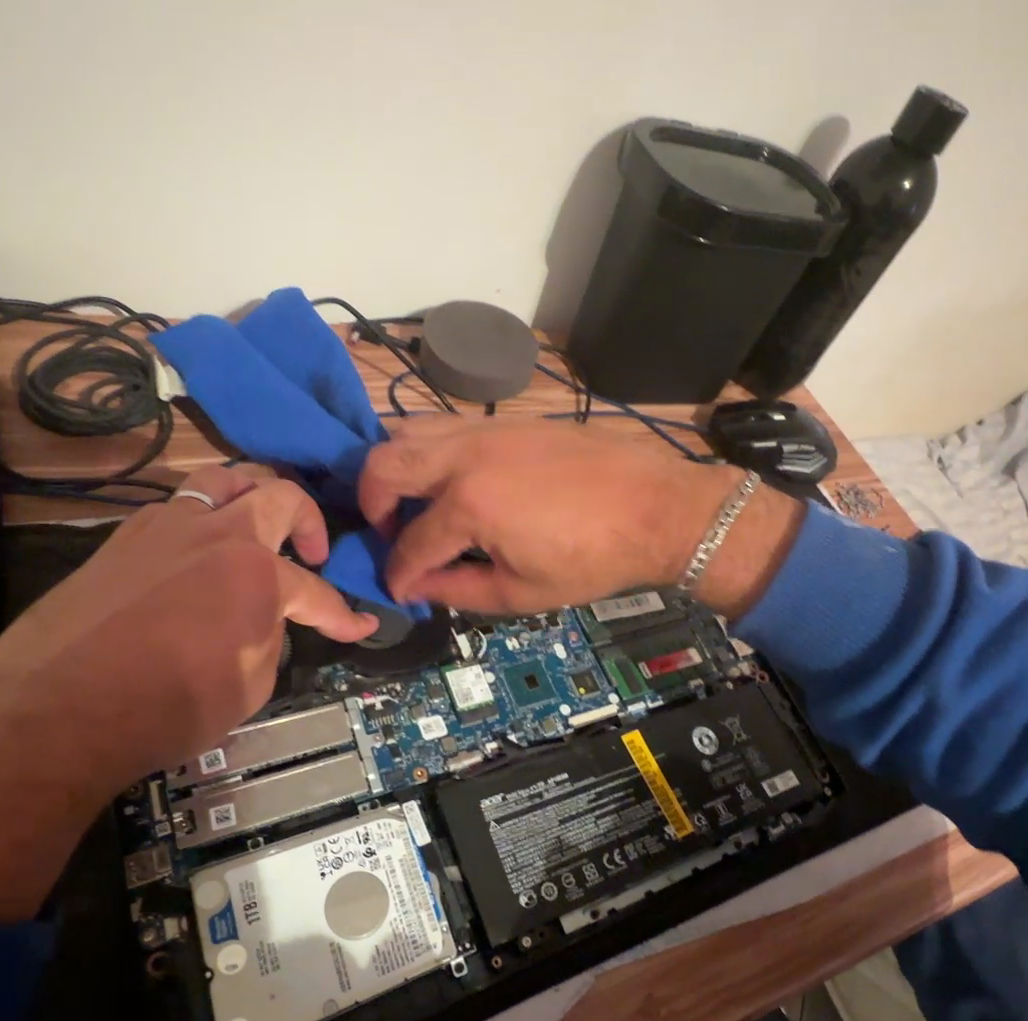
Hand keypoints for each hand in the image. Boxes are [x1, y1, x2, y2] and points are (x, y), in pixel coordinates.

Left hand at [0, 467, 375, 923]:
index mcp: (257, 572)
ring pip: (221, 479)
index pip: (315, 591)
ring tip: (256, 525)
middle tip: (313, 552)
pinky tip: (197, 551)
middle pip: (279, 495)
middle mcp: (216, 533)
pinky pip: (176, 507)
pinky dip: (202, 518)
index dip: (342, 614)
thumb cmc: (165, 707)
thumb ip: (268, 638)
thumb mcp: (248, 686)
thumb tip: (264, 622)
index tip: (360, 626)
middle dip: (310, 520)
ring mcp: (164, 526)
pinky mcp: (122, 538)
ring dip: (253, 496)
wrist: (51, 710)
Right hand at [360, 418, 806, 616]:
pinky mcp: (507, 420)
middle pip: (383, 465)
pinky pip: (445, 424)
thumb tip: (419, 587)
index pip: (410, 544)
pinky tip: (448, 477)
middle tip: (387, 531)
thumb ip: (458, 591)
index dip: (398, 573)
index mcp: (468, 505)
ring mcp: (485, 429)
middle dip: (370, 503)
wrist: (656, 508)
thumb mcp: (523, 593)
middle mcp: (465, 456)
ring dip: (393, 466)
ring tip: (411, 500)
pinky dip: (427, 447)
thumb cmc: (594, 559)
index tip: (398, 588)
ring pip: (407, 430)